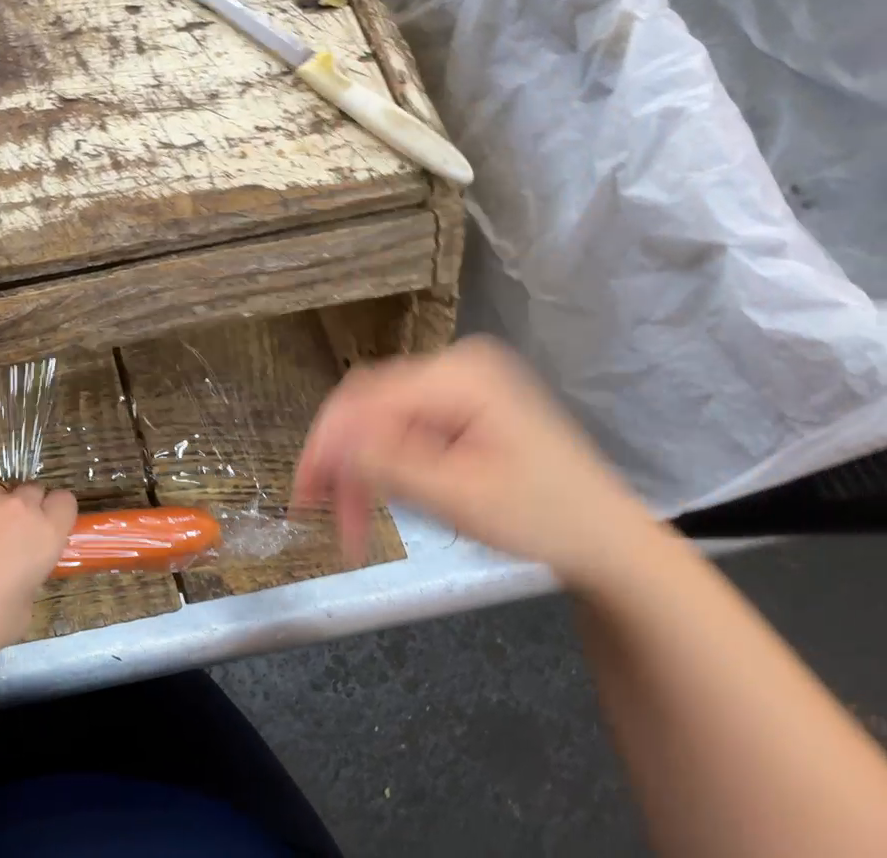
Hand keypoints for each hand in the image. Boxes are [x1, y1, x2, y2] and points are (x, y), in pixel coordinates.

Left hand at [0, 484, 75, 672]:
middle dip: (24, 510)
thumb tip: (16, 568)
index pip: (65, 501)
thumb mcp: (24, 610)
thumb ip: (29, 576)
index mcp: (45, 536)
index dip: (55, 514)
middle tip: (7, 539)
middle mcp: (17, 509)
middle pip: (31, 491)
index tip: (45, 530)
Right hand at [294, 336, 652, 586]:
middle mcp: (452, 367)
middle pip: (365, 407)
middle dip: (338, 461)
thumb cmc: (545, 519)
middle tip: (316, 508)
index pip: (366, 398)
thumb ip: (388, 463)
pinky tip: (372, 500)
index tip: (304, 491)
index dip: (327, 443)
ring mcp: (454, 387)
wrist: (607, 544)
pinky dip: (377, 468)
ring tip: (347, 522)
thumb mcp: (459, 495)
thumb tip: (328, 443)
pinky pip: (395, 431)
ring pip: (373, 422)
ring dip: (354, 470)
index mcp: (461, 375)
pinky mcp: (454, 410)